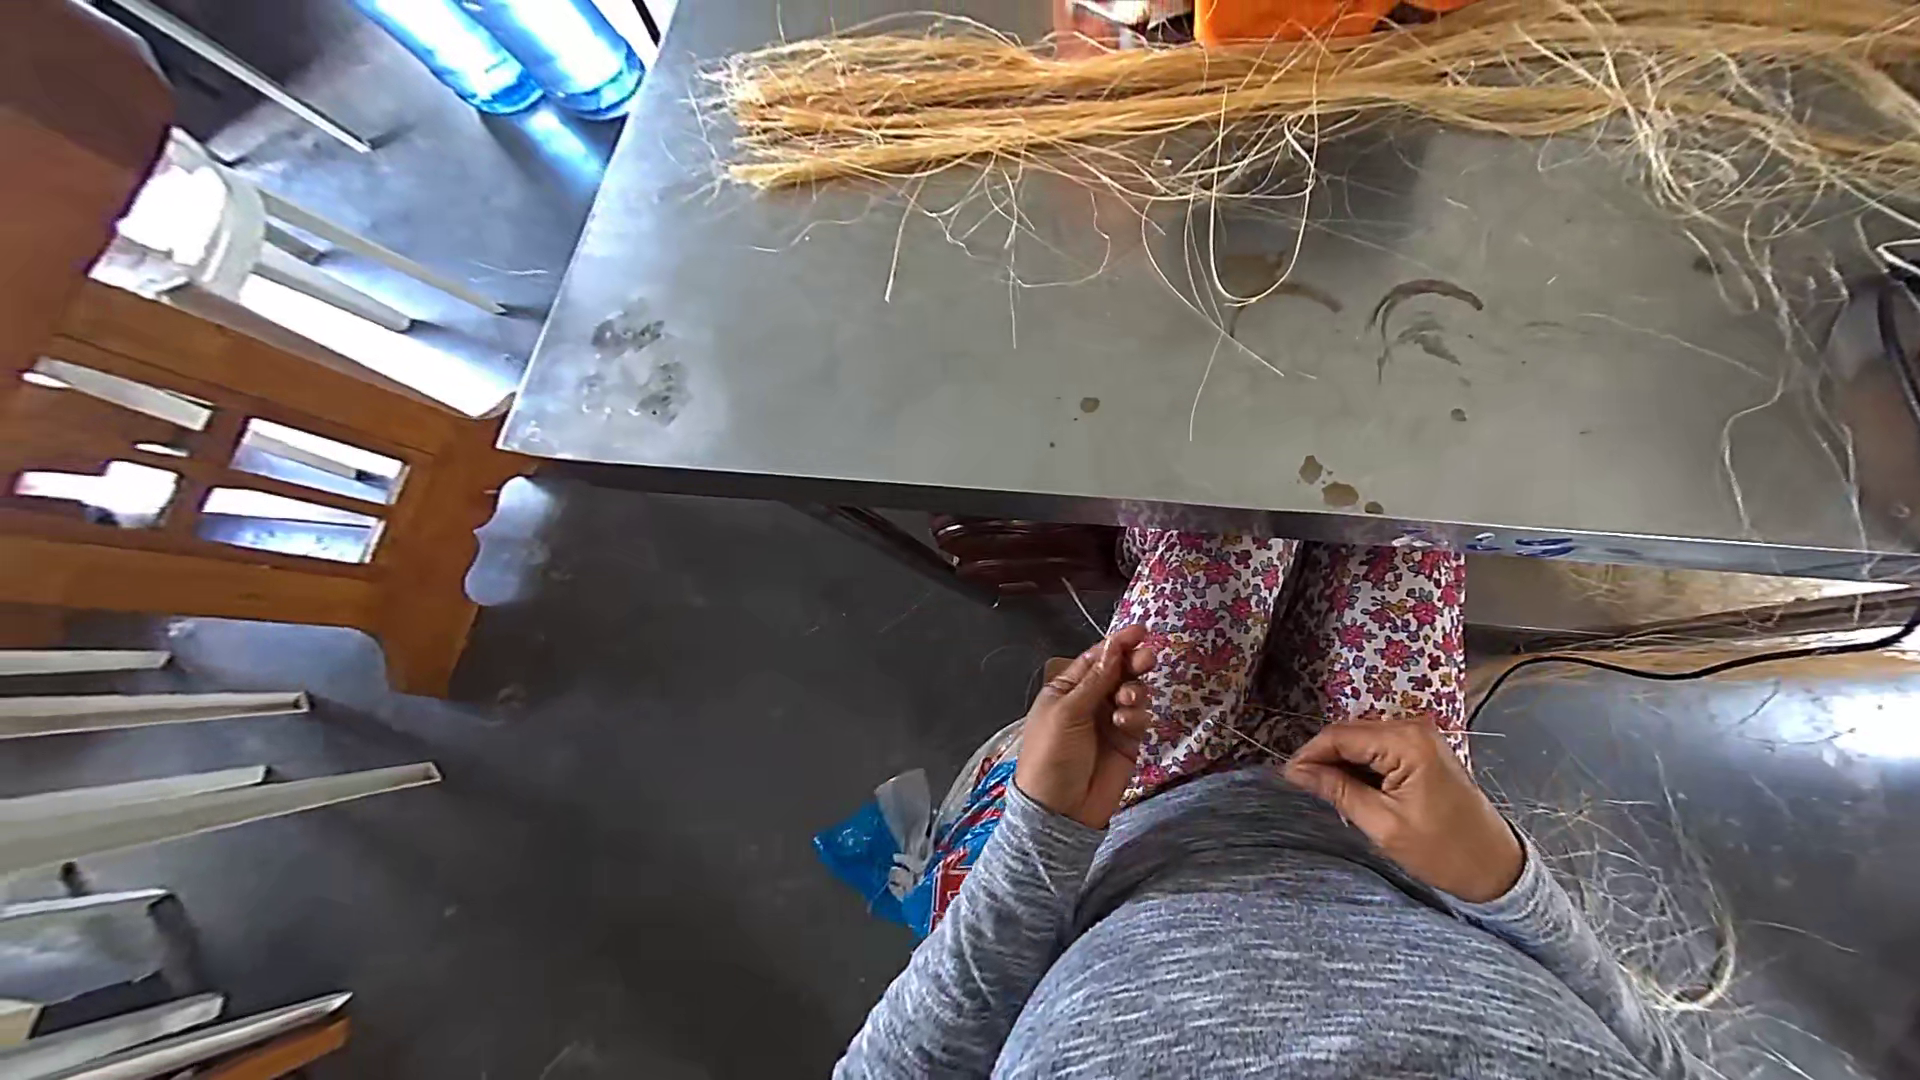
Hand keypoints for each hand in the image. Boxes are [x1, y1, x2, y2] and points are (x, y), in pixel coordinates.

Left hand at [1014, 625, 1154, 827]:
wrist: (1060, 810)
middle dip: (1133, 663)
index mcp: (1066, 688)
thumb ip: (1095, 680)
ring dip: (1134, 690)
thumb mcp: (1067, 712)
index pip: (1095, 659)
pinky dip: (1136, 715)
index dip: (1116, 644)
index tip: (1140, 631)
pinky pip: (1139, 718)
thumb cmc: (1051, 754)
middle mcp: (1089, 701)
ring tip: (1126, 700)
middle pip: (1118, 672)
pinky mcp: (1127, 742)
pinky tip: (1125, 723)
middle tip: (1146, 659)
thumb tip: (1114, 646)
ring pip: (1132, 692)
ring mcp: (1109, 721)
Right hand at [1282, 719, 1521, 902]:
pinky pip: (1376, 746)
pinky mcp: (1422, 747)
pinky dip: (1359, 764)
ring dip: (1340, 761)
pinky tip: (1353, 786)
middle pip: (1348, 733)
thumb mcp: (1382, 824)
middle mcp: (1412, 728)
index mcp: (1406, 742)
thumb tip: (1294, 771)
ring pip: (1359, 739)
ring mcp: (1419, 736)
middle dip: (1323, 757)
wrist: (1500, 871)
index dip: (1309, 754)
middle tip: (1305, 785)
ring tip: (1327, 789)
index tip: (1288, 776)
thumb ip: (1336, 790)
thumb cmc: (1444, 851)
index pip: (1339, 736)